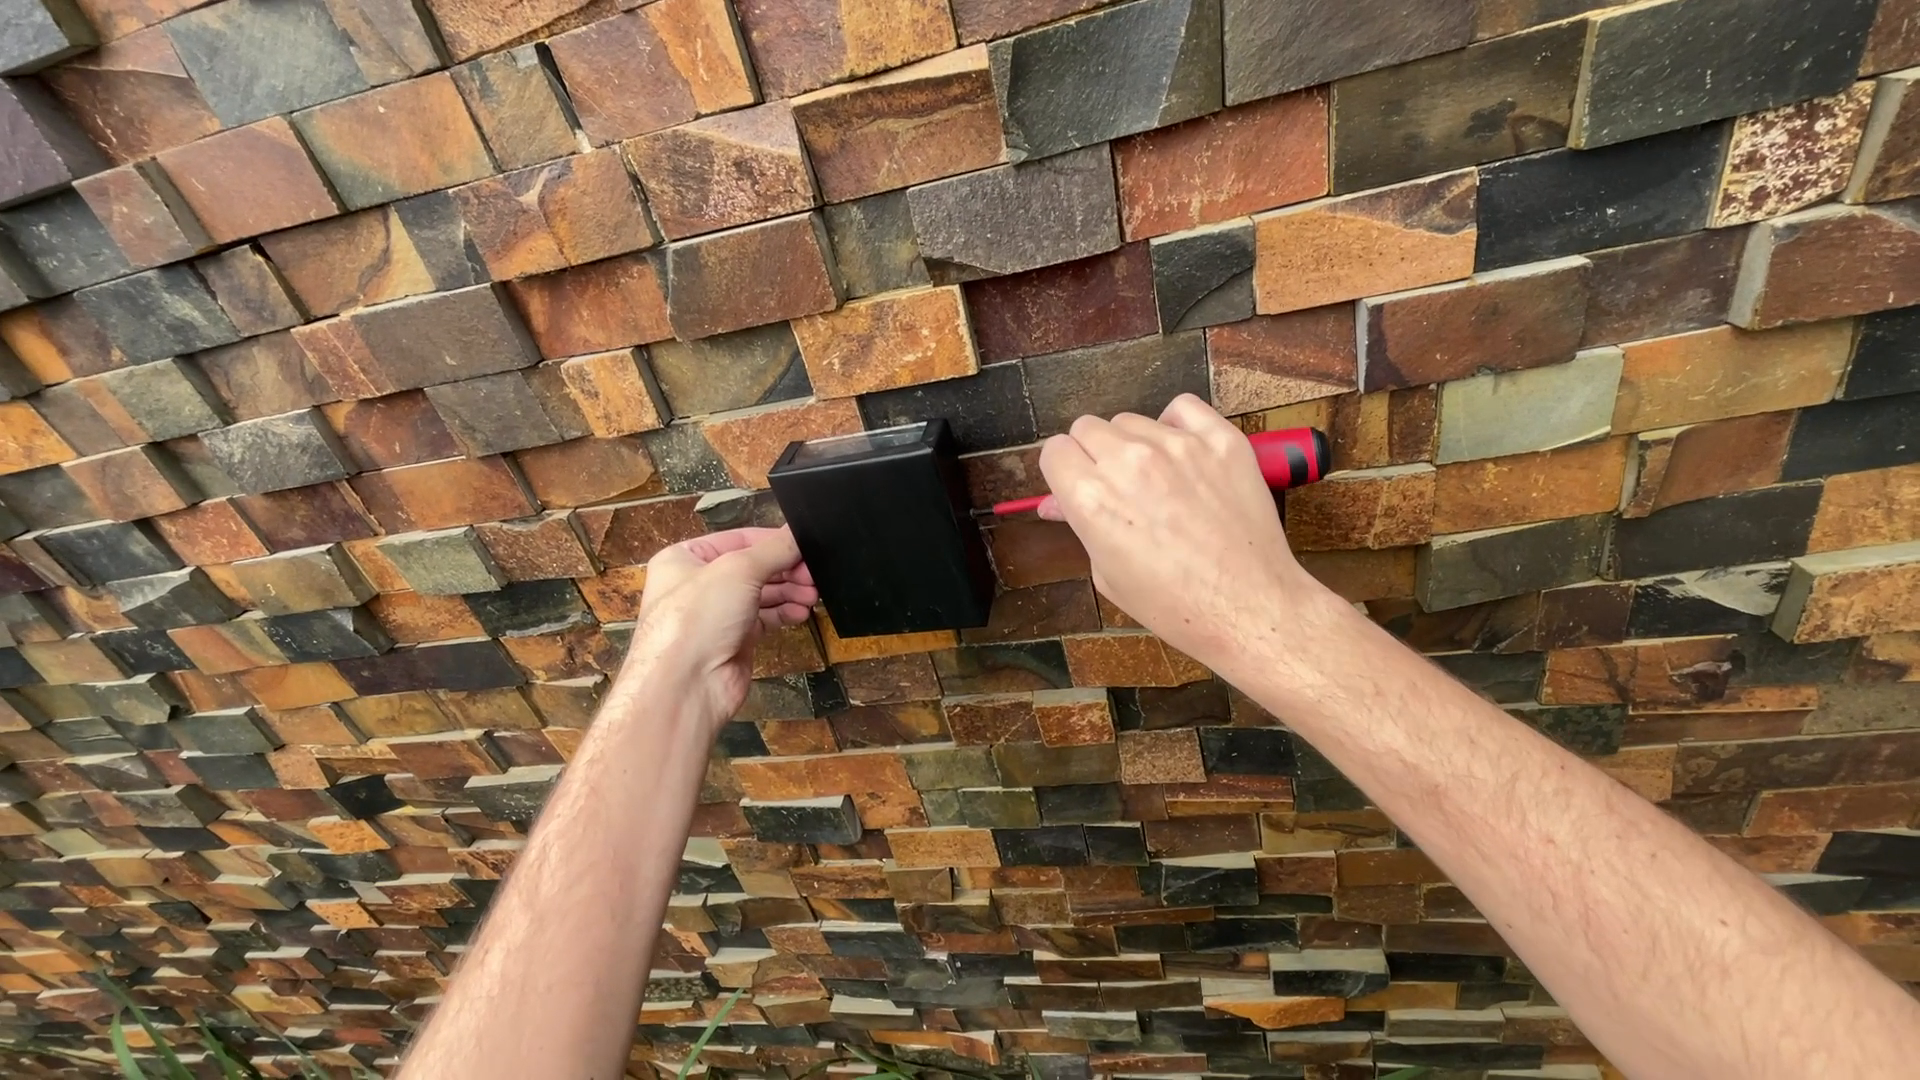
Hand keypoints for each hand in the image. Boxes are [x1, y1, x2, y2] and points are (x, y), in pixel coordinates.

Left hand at [625, 527, 817, 728]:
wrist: (686, 686)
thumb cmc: (697, 619)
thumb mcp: (739, 569)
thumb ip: (774, 549)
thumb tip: (798, 534)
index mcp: (686, 558)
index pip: (739, 539)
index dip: (773, 541)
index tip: (804, 545)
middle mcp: (699, 584)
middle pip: (753, 567)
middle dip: (786, 570)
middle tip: (813, 574)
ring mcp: (717, 614)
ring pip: (762, 593)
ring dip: (790, 591)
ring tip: (812, 595)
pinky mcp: (734, 640)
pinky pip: (765, 618)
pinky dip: (784, 613)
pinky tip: (802, 612)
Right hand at [1037, 395, 1324, 669]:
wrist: (1246, 607)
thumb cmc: (1173, 604)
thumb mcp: (1107, 573)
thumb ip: (1080, 525)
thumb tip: (1058, 501)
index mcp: (1091, 498)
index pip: (1054, 450)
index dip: (1063, 471)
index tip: (1075, 483)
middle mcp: (1128, 463)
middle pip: (1087, 427)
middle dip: (1092, 454)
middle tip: (1114, 485)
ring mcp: (1177, 446)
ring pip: (1131, 420)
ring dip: (1133, 443)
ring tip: (1156, 479)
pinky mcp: (1220, 440)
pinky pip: (1182, 407)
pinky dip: (1175, 424)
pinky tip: (1182, 453)